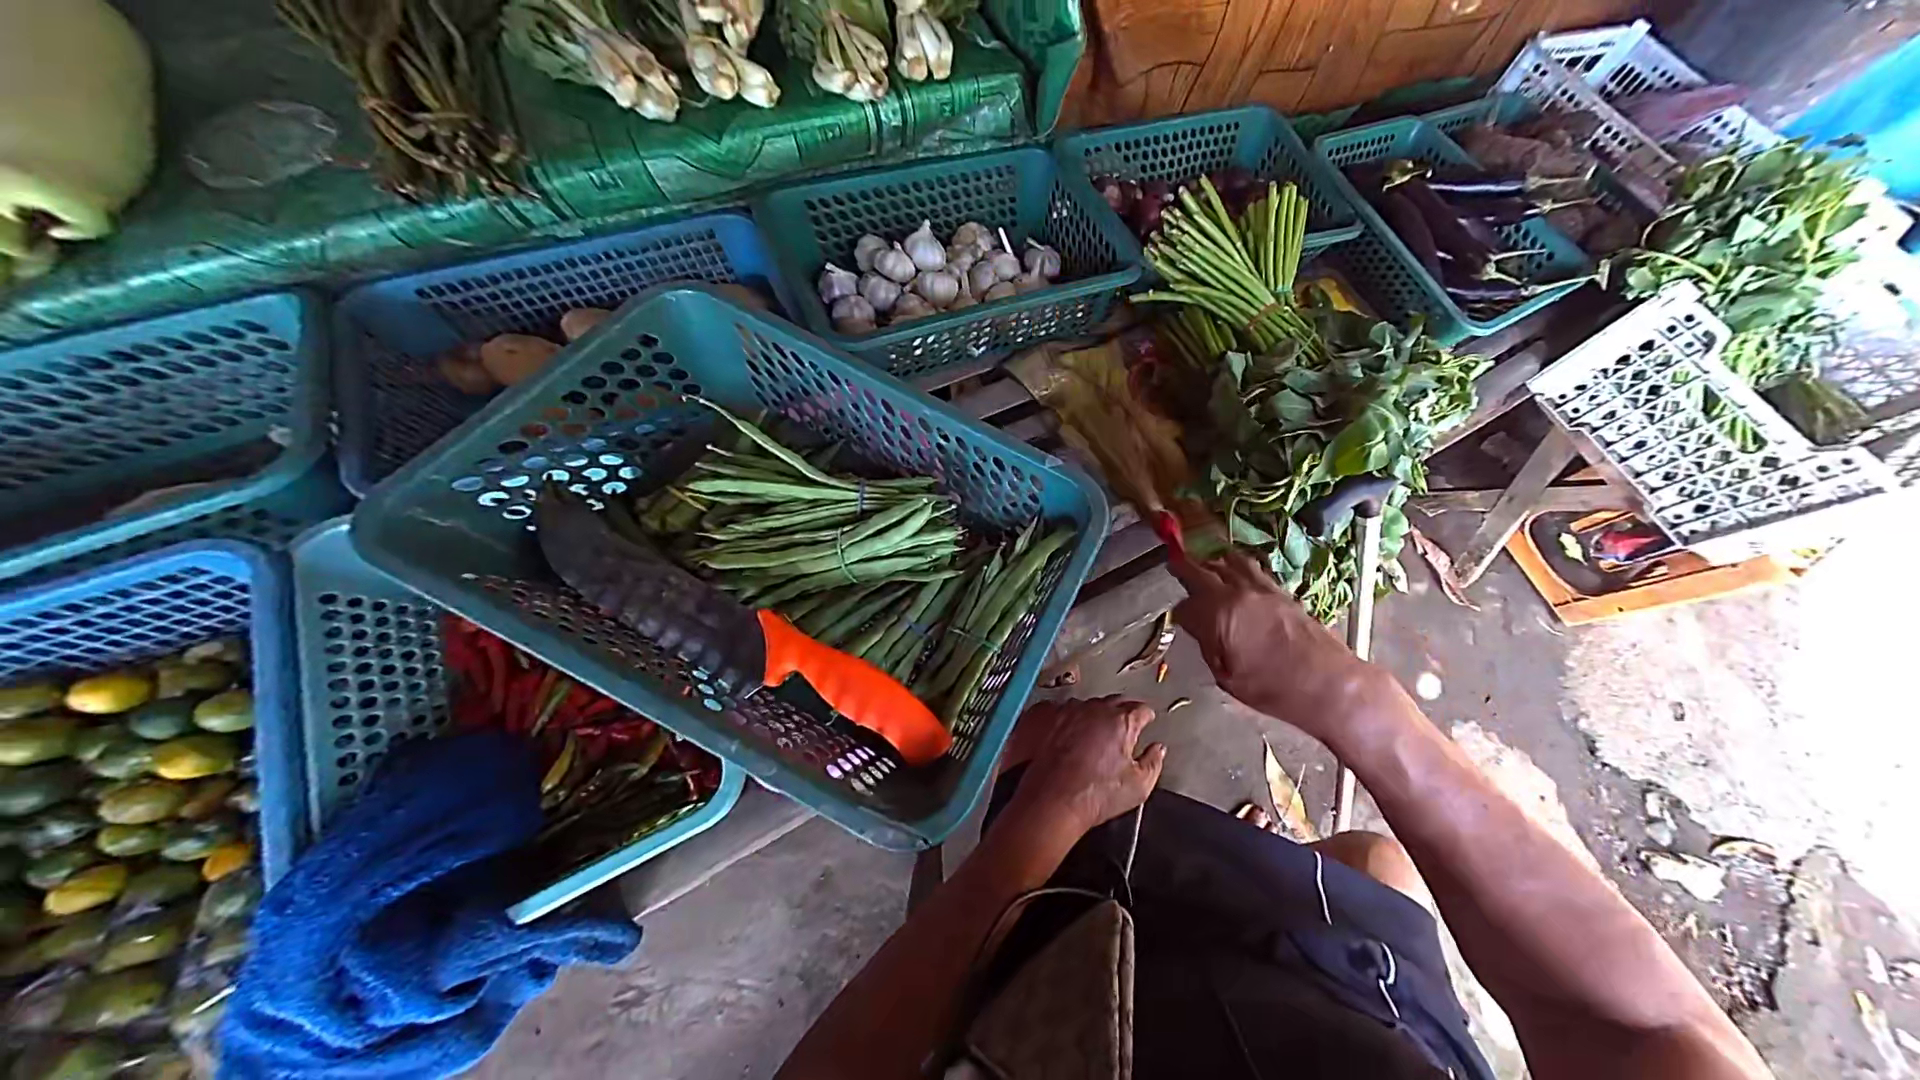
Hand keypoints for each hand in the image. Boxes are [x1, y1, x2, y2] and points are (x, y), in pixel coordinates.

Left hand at [1003, 696, 1165, 842]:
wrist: (1052, 799)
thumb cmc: (1093, 795)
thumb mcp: (1139, 786)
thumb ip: (1153, 762)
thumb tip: (1157, 750)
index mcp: (1121, 722)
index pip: (1141, 709)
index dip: (1146, 717)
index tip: (1146, 720)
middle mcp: (1094, 709)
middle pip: (1115, 702)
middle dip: (1122, 712)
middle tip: (1123, 727)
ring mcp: (1068, 710)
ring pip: (1087, 705)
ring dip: (1093, 714)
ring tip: (1093, 734)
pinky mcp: (1045, 716)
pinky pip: (1061, 710)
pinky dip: (1068, 718)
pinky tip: (1067, 734)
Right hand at [1168, 549, 1384, 745]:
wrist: (1329, 684)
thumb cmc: (1274, 689)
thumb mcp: (1227, 677)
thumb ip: (1208, 646)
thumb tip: (1201, 630)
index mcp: (1218, 614)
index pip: (1185, 606)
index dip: (1180, 614)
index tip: (1180, 621)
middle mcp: (1237, 594)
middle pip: (1202, 572)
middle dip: (1184, 570)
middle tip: (1175, 567)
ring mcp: (1262, 589)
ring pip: (1229, 561)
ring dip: (1213, 563)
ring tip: (1206, 566)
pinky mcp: (1281, 592)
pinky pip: (1253, 568)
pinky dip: (1238, 566)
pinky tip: (1237, 573)